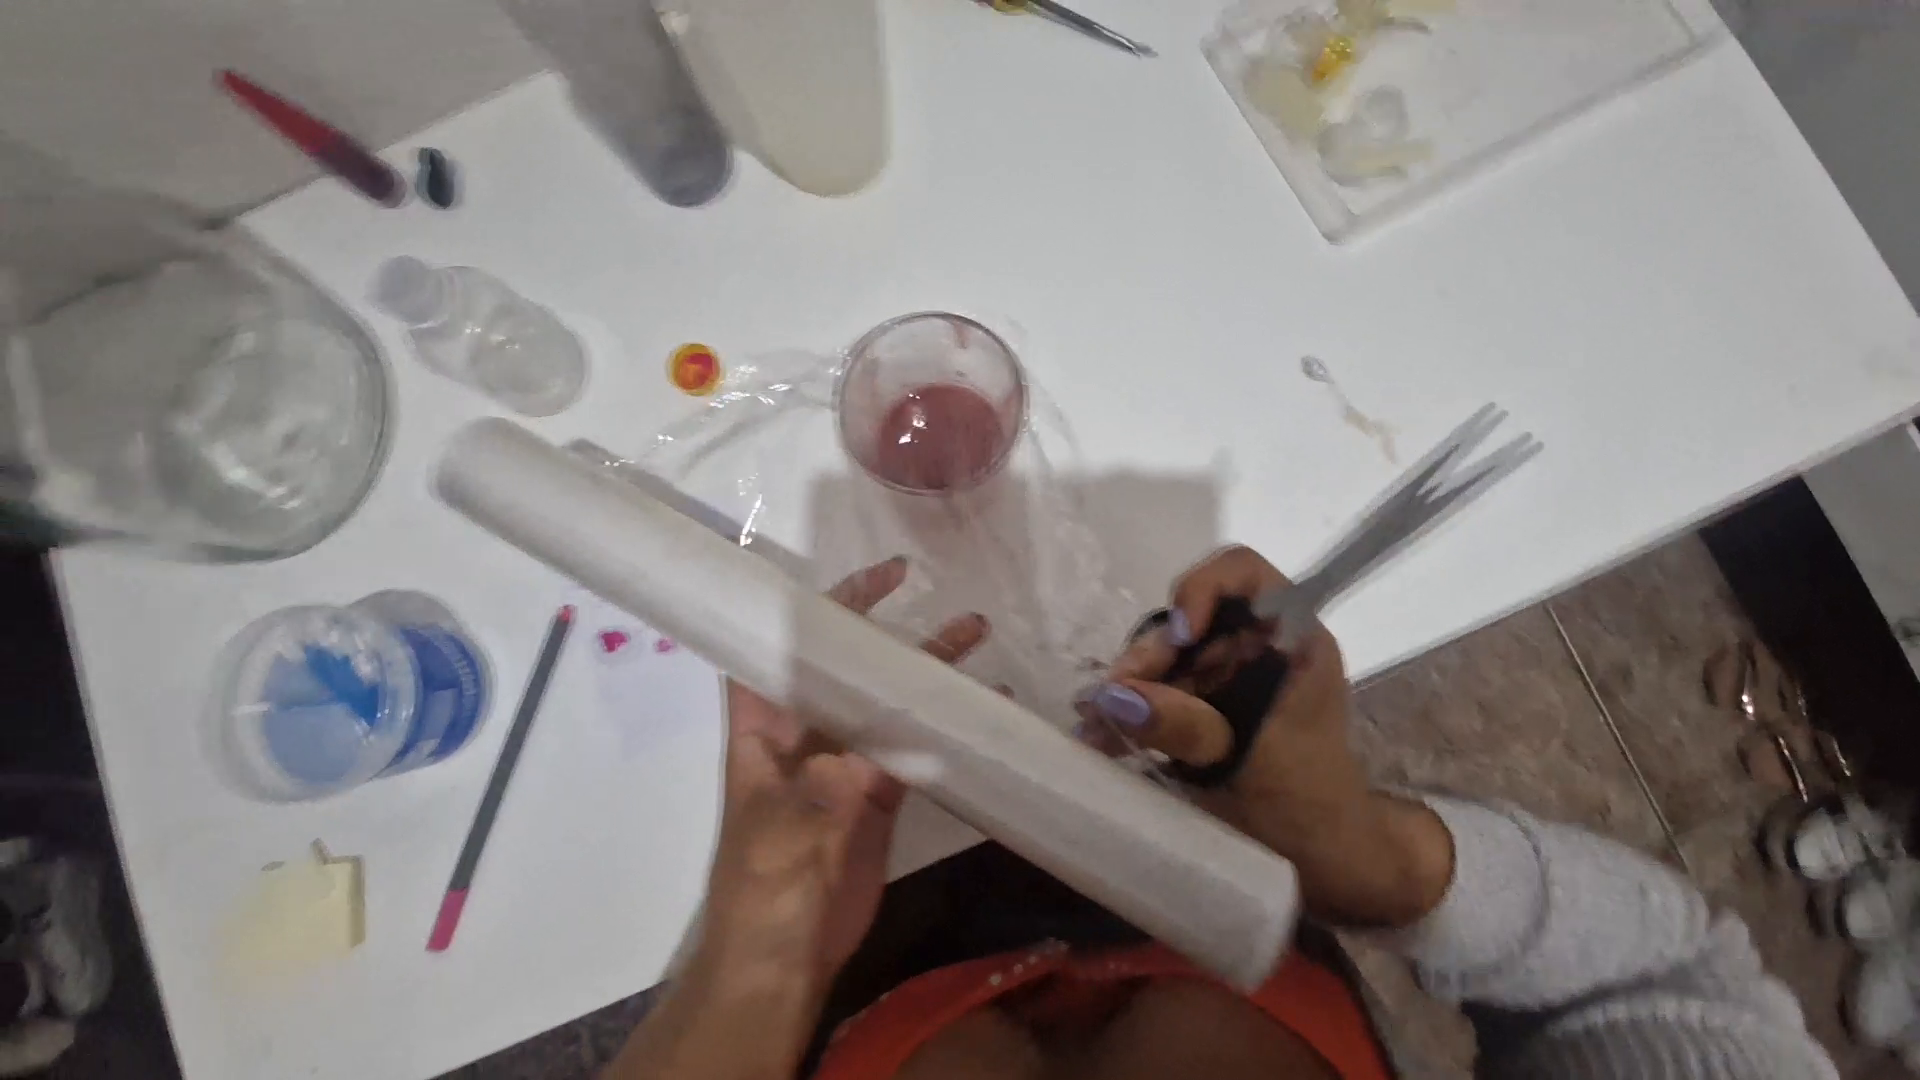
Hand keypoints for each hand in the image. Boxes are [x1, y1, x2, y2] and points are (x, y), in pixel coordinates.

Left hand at [698, 557, 988, 993]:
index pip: (776, 652)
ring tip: (975, 629)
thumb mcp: (780, 840)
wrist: (781, 966)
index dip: (804, 608)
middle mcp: (804, 733)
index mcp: (763, 730)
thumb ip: (818, 792)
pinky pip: (915, 749)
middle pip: (840, 663)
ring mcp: (845, 762)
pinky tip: (986, 708)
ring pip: (886, 699)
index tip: (841, 578)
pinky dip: (947, 728)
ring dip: (924, 667)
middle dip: (874, 621)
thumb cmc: (761, 893)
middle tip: (912, 577)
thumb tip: (854, 758)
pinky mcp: (878, 794)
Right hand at [1077, 546, 1452, 927]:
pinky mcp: (1208, 699)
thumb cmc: (1303, 808)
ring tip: (1097, 724)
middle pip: (1190, 615)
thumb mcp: (1242, 764)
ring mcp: (1231, 671)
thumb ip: (1182, 727)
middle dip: (1149, 654)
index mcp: (1293, 643)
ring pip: (1168, 651)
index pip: (1244, 573)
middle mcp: (1259, 645)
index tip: (1176, 638)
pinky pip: (1162, 684)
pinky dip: (1134, 705)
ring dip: (1131, 683)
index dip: (1202, 589)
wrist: (1318, 861)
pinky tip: (1105, 734)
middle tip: (1112, 699)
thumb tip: (1113, 696)